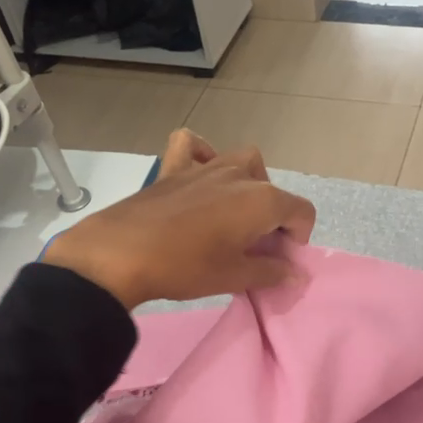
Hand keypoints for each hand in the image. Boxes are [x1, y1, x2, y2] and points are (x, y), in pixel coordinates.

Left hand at [43, 133, 313, 308]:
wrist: (120, 255)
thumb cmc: (185, 267)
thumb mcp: (234, 277)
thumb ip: (272, 273)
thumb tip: (297, 274)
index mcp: (262, 199)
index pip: (302, 211)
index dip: (298, 237)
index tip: (279, 261)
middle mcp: (240, 174)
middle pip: (273, 189)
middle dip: (274, 215)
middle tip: (255, 247)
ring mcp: (206, 166)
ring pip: (242, 160)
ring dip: (249, 183)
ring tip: (235, 212)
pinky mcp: (174, 168)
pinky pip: (192, 145)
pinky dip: (201, 151)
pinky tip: (200, 171)